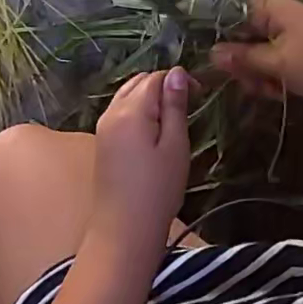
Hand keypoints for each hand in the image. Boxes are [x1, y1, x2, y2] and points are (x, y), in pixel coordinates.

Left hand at [90, 68, 191, 251]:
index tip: (200, 95)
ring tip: (172, 118)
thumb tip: (177, 72)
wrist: (124, 231)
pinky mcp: (102, 141)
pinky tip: (153, 130)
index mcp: (131, 111)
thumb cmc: (158, 190)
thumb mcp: (175, 145)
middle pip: (138, 82)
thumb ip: (175, 106)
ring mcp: (103, 127)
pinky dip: (138, 109)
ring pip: (127, 94)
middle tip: (188, 106)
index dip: (179, 80)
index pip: (155, 77)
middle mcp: (111, 112)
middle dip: (163, 85)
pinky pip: (121, 110)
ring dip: (150, 96)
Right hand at [209, 0, 302, 105]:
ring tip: (277, 91)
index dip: (220, 37)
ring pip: (259, 58)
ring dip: (261, 78)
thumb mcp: (277, 63)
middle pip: (243, 40)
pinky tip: (285, 94)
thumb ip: (244, 58)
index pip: (230, 15)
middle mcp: (278, 18)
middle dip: (245, 66)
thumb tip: (212, 52)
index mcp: (269, 9)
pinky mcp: (302, 55)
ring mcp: (290, 38)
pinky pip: (277, 67)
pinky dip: (278, 82)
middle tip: (257, 85)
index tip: (217, 62)